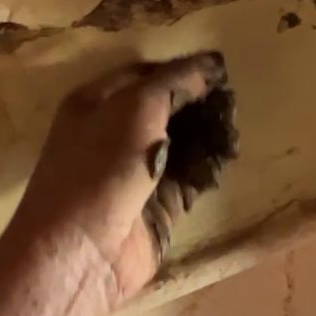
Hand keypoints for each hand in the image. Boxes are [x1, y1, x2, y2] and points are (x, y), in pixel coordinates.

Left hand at [4, 53, 227, 300]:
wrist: (81, 251)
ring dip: (209, 136)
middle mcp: (115, 133)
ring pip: (183, 143)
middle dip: (200, 104)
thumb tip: (210, 65)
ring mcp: (137, 171)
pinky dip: (208, 167)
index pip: (146, 75)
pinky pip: (190, 177)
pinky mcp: (158, 204)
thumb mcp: (134, 108)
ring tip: (233, 131)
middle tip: (231, 104)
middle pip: (168, 109)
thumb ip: (175, 82)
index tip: (220, 72)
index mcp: (96, 103)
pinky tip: (226, 158)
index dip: (182, 71)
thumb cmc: (100, 167)